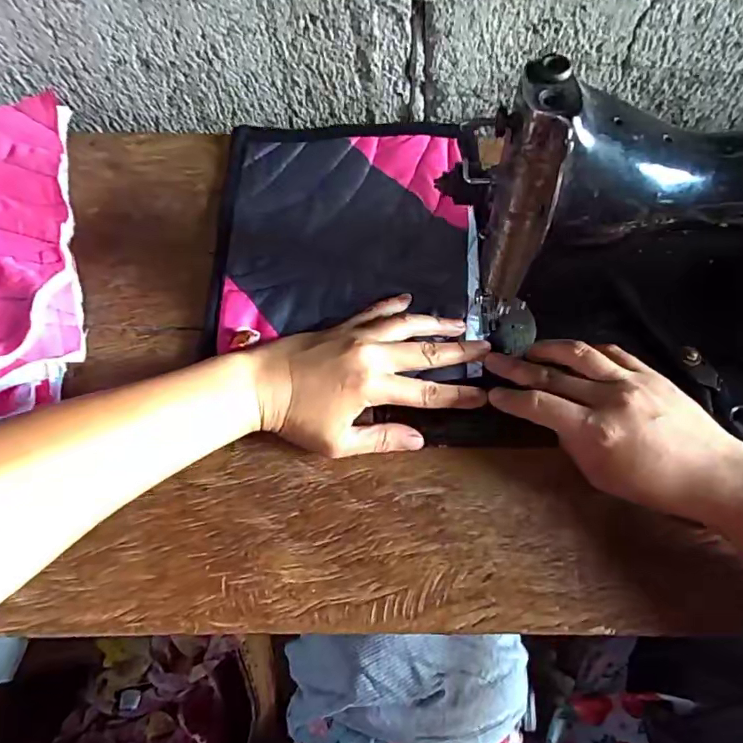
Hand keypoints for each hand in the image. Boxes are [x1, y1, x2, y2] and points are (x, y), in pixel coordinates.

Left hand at [248, 294, 488, 456]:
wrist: (257, 384)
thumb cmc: (295, 418)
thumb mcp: (337, 442)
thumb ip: (380, 439)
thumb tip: (420, 440)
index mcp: (372, 386)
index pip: (425, 393)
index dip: (457, 396)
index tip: (482, 394)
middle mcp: (371, 355)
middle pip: (424, 352)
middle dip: (458, 352)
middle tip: (485, 347)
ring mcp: (356, 335)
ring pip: (404, 325)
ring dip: (435, 322)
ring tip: (460, 322)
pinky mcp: (341, 326)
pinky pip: (373, 311)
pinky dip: (392, 305)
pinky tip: (408, 300)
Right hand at [485, 340, 742, 522]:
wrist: (716, 474)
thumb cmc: (656, 487)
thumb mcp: (602, 476)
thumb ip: (573, 444)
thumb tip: (557, 421)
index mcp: (594, 431)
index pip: (539, 405)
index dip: (511, 398)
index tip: (494, 394)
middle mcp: (609, 399)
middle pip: (551, 375)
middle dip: (516, 368)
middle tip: (494, 360)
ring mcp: (631, 381)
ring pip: (579, 354)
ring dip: (547, 348)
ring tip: (529, 350)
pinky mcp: (651, 373)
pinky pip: (612, 352)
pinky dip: (587, 350)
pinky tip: (574, 352)